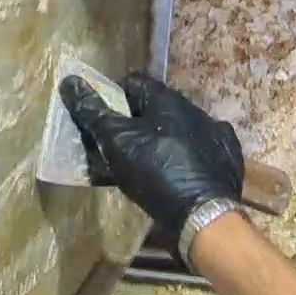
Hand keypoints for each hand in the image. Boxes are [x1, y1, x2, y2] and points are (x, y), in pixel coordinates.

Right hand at [60, 72, 244, 245]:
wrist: (203, 214)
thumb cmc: (154, 172)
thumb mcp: (116, 142)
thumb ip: (93, 111)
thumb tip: (70, 80)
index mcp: (165, 98)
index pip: (132, 82)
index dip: (113, 98)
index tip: (102, 122)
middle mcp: (192, 107)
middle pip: (155, 106)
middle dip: (136, 121)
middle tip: (120, 146)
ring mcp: (213, 131)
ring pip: (178, 126)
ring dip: (162, 136)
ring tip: (146, 162)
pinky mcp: (225, 155)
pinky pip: (200, 146)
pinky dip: (187, 153)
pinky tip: (179, 169)